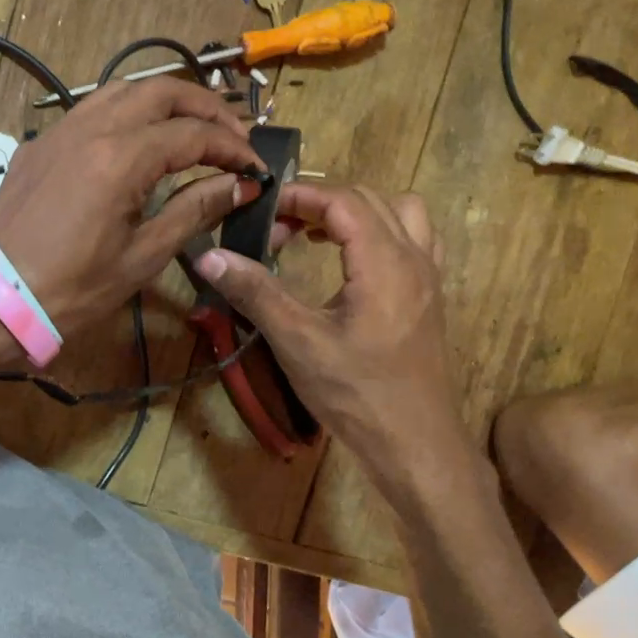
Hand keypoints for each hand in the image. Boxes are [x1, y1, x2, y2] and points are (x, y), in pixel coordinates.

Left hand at [0, 78, 263, 340]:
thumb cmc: (72, 290)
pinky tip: (133, 142)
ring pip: (120, 92)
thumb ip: (193, 211)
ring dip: (162, 101)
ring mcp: (57, 133)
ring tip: (188, 128)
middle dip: (204, 107)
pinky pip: (87, 112)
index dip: (232, 147)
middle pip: (160, 91)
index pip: (193, 133)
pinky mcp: (36, 147)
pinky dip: (121, 114)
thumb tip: (239, 185)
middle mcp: (89, 129)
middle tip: (232, 134)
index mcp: (120, 158)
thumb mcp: (142, 257)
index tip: (255, 166)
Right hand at [195, 182, 464, 471]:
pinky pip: (412, 242)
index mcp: (385, 262)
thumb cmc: (354, 393)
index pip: (343, 200)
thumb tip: (209, 257)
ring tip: (315, 237)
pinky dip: (379, 235)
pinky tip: (351, 265)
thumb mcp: (297, 342)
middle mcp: (415, 258)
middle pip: (370, 200)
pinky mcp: (428, 300)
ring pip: (400, 214)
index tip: (261, 209)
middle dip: (319, 203)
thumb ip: (256, 292)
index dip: (300, 195)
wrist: (413, 442)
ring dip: (355, 213)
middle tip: (277, 231)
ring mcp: (428, 279)